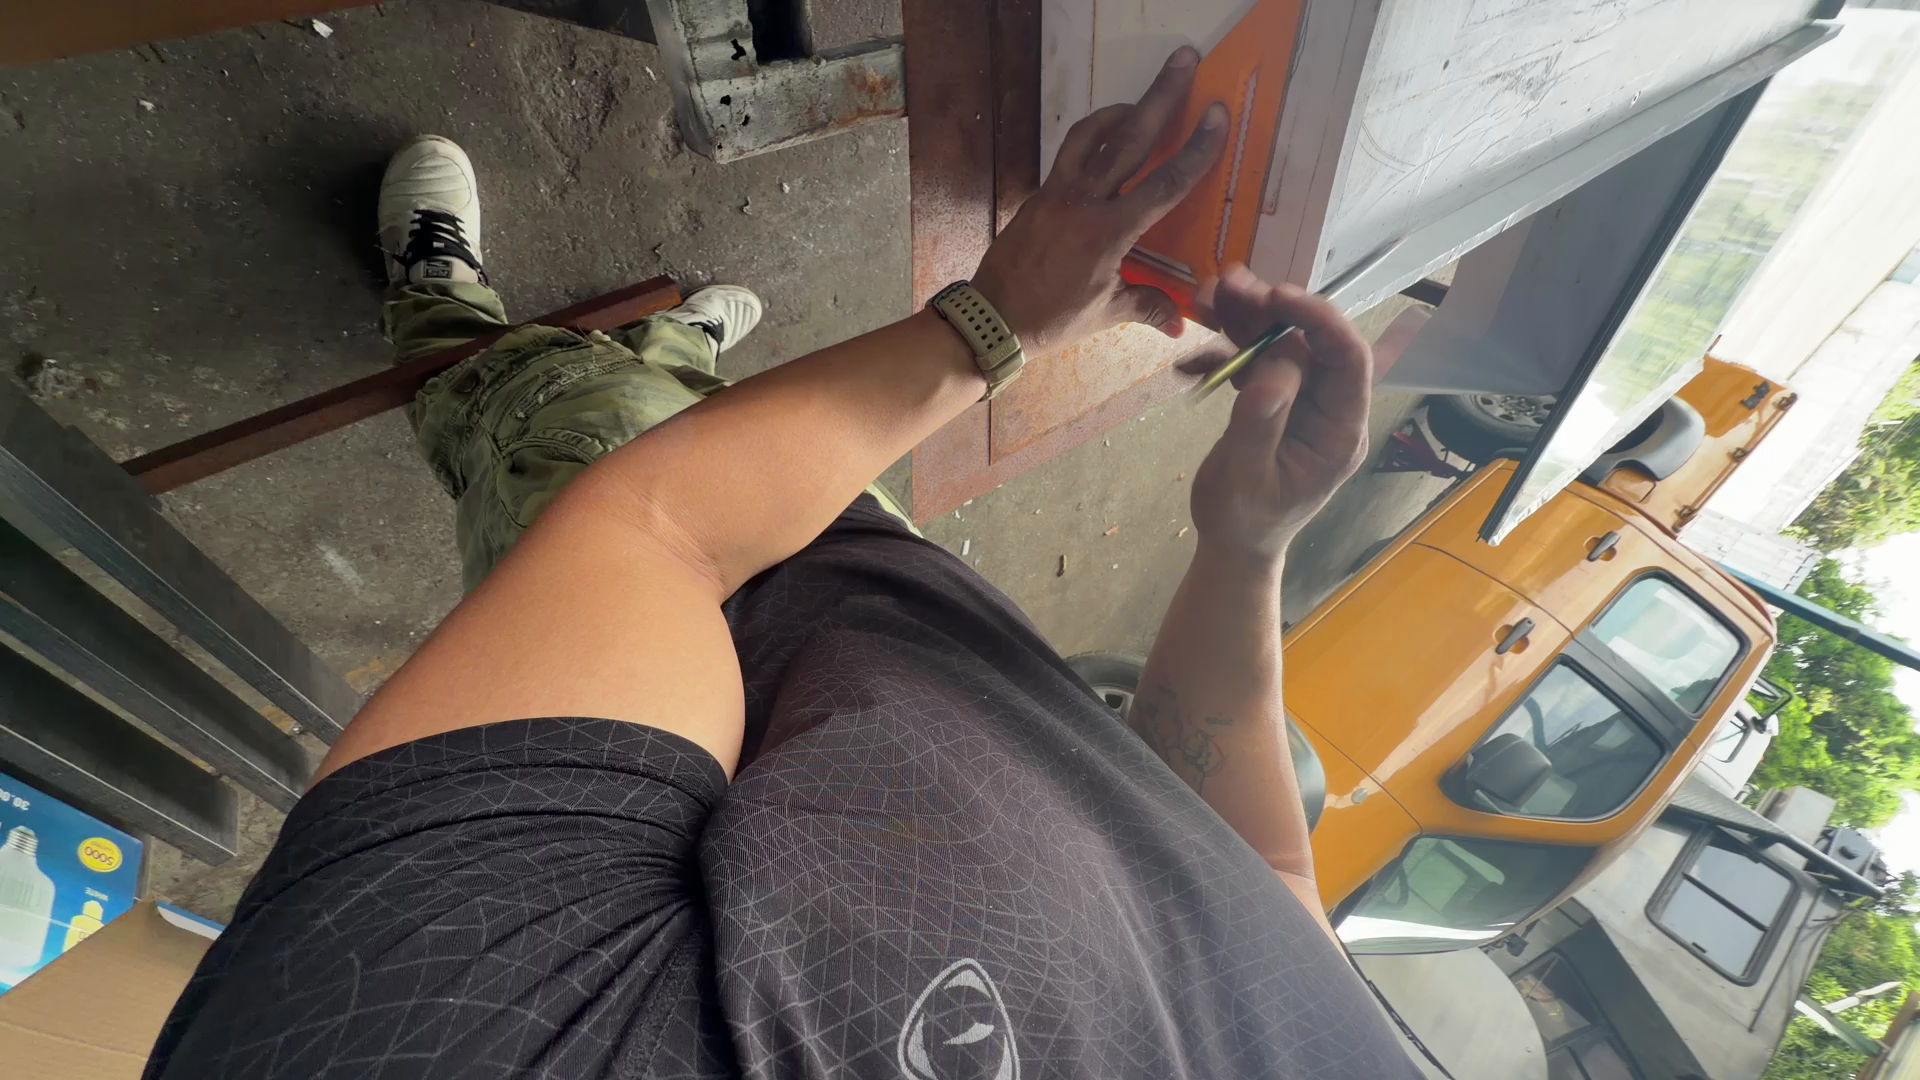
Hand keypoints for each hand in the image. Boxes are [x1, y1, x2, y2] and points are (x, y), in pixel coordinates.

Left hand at [970, 48, 1227, 354]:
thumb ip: (1146, 308)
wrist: (993, 318)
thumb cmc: (1052, 319)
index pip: (1164, 185)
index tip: (1216, 114)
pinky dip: (1090, 141)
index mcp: (1108, 233)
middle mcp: (1084, 202)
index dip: (1195, 150)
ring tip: (1137, 104)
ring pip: (1090, 135)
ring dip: (1118, 112)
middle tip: (1183, 59)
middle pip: (1130, 139)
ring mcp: (1056, 194)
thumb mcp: (1104, 314)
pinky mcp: (1037, 195)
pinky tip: (1100, 144)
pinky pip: (1068, 156)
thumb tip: (1180, 324)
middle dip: (1160, 97)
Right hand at [1187, 265, 1372, 560]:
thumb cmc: (1243, 521)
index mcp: (1339, 430)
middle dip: (1269, 311)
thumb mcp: (1246, 478)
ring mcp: (1300, 404)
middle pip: (1309, 343)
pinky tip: (1189, 362)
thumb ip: (1260, 424)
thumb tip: (1272, 371)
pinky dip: (1222, 358)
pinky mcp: (1273, 403)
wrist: (1232, 544)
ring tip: (1205, 299)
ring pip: (1278, 346)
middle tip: (1226, 286)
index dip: (1318, 320)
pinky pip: (1253, 367)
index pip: (1347, 360)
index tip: (1277, 298)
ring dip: (1242, 322)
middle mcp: (1327, 408)